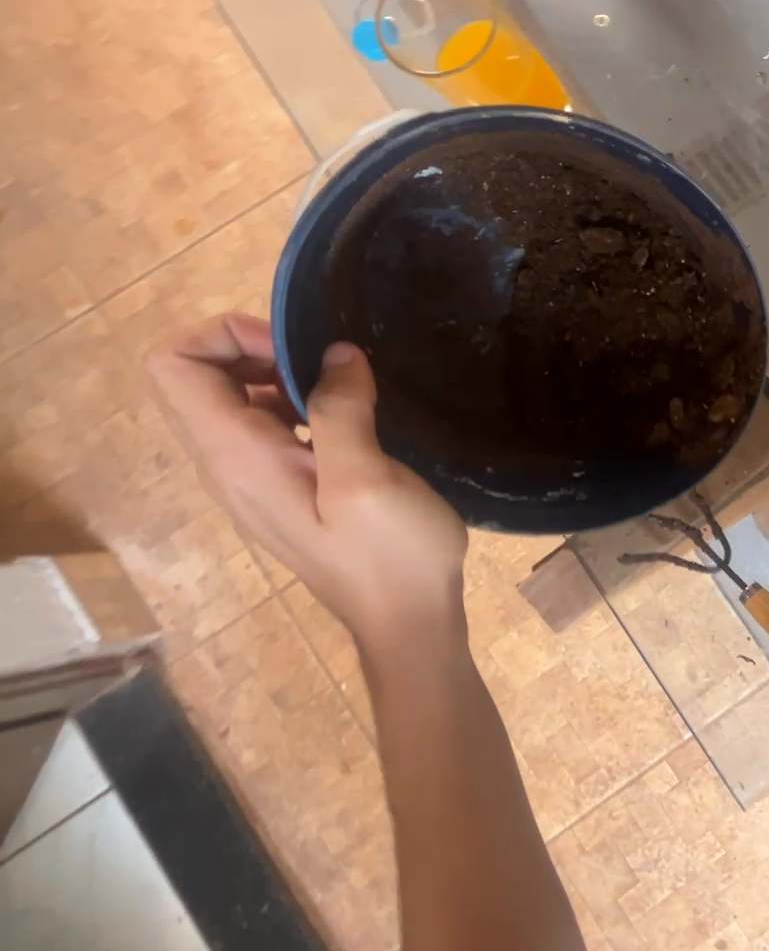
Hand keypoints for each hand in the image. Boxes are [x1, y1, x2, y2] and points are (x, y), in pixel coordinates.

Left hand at [146, 314, 467, 653]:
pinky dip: (305, 406)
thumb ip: (343, 412)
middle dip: (259, 350)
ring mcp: (259, 482)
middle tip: (336, 363)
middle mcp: (232, 466)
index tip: (301, 347)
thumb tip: (336, 355)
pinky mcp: (290, 491)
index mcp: (239, 458)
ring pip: (237, 402)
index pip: (175, 366)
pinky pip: (273, 429)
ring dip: (286, 378)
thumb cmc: (390, 552)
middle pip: (199, 377)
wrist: (408, 617)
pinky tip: (357, 420)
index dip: (227, 335)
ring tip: (354, 388)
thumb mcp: (368, 479)